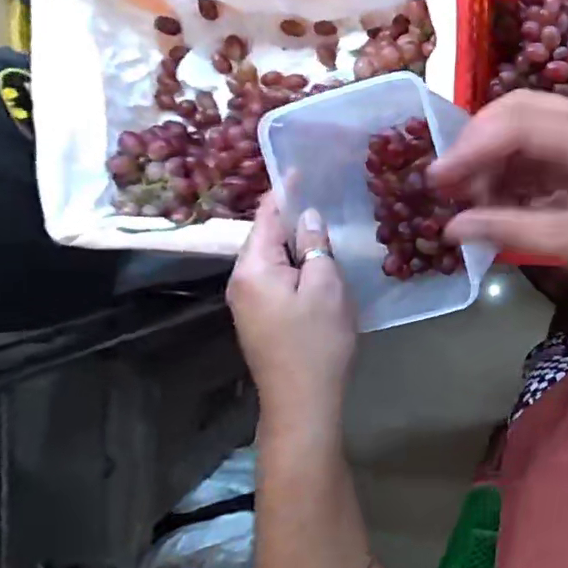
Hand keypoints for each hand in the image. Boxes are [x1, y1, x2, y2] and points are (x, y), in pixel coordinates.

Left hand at [227, 195, 355, 428]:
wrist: (302, 400)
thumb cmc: (317, 340)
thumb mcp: (326, 286)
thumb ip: (316, 246)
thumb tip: (308, 218)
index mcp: (253, 267)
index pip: (266, 216)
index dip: (284, 191)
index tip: (300, 167)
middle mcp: (241, 280)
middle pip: (265, 237)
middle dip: (290, 216)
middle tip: (320, 196)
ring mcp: (247, 302)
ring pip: (272, 258)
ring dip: (294, 242)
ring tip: (322, 226)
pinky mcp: (258, 318)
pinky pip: (275, 277)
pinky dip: (294, 264)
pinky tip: (314, 264)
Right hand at [430, 91, 567, 290]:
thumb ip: (508, 229)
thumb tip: (452, 227)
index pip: (514, 124)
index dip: (469, 150)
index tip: (436, 180)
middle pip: (517, 111)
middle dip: (477, 144)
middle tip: (450, 183)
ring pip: (527, 126)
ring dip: (496, 157)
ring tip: (472, 197)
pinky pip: (544, 146)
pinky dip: (517, 168)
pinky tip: (501, 197)